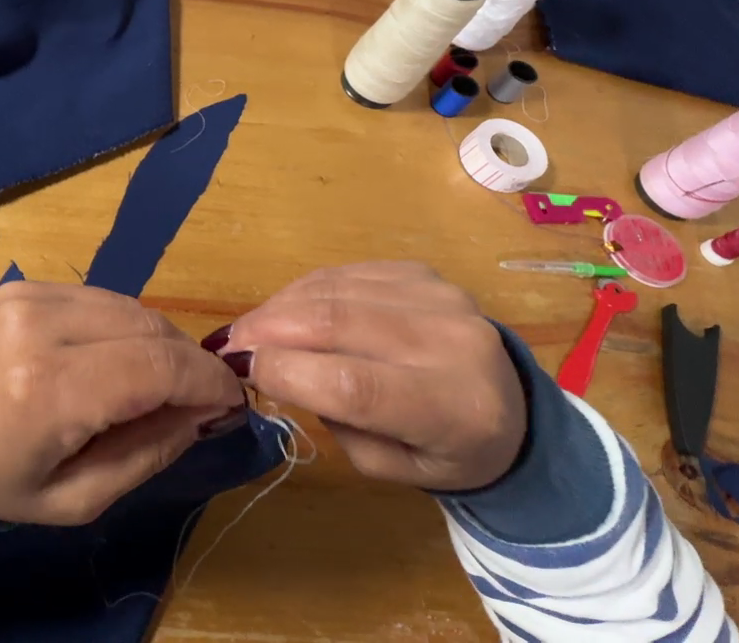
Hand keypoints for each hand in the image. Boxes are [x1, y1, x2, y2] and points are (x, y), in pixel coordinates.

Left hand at [0, 280, 246, 525]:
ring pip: (129, 306)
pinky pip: (98, 297)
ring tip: (161, 381)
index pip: (156, 368)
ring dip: (159, 341)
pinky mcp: (24, 284)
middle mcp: (41, 326)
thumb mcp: (74, 498)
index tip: (231, 403)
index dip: (206, 382)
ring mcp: (29, 295)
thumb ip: (148, 452)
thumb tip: (204, 411)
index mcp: (48, 389)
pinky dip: (123, 325)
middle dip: (188, 361)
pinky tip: (119, 356)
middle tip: (201, 398)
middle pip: (149, 328)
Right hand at [208, 263, 524, 490]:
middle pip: (336, 323)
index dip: (285, 372)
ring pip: (332, 290)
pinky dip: (301, 291)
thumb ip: (334, 419)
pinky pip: (342, 273)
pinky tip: (285, 311)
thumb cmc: (444, 452)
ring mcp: (439, 297)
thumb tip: (272, 366)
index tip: (239, 371)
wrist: (511, 410)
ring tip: (249, 330)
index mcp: (451, 408)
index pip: (353, 384)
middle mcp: (451, 342)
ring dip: (277, 307)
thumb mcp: (390, 466)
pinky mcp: (422, 272)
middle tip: (227, 345)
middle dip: (267, 330)